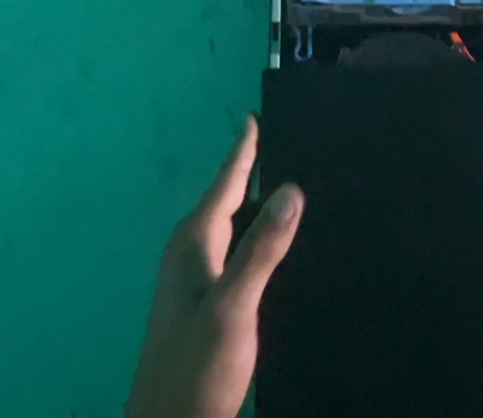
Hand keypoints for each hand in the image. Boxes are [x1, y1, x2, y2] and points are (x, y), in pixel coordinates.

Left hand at [127, 117, 304, 417]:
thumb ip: (262, 248)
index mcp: (194, 243)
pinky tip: (272, 246)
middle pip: (226, 200)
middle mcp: (190, 253)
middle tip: (284, 145)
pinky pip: (231, 251)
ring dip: (253, 205)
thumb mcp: (234, 305)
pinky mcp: (203, 303)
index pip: (225, 184)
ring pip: (229, 227)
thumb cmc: (197, 364)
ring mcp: (193, 280)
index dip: (242, 151)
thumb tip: (291, 189)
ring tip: (285, 186)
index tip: (253, 118)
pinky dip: (252, 236)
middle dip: (251, 172)